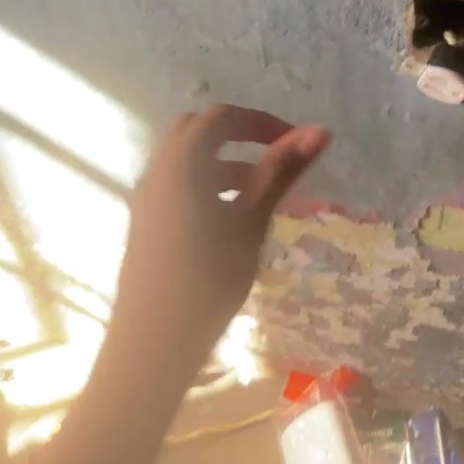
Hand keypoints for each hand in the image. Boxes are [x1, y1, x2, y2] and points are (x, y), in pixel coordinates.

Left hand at [115, 106, 329, 346]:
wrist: (150, 346)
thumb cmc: (208, 280)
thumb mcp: (251, 222)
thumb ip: (282, 172)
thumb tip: (320, 130)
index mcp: (183, 160)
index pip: (224, 117)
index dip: (262, 123)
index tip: (295, 144)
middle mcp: (159, 168)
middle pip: (200, 131)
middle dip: (239, 138)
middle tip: (273, 162)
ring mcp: (146, 196)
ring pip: (187, 159)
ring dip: (224, 164)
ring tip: (258, 198)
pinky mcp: (143, 222)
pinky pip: (176, 183)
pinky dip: (205, 184)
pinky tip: (227, 222)